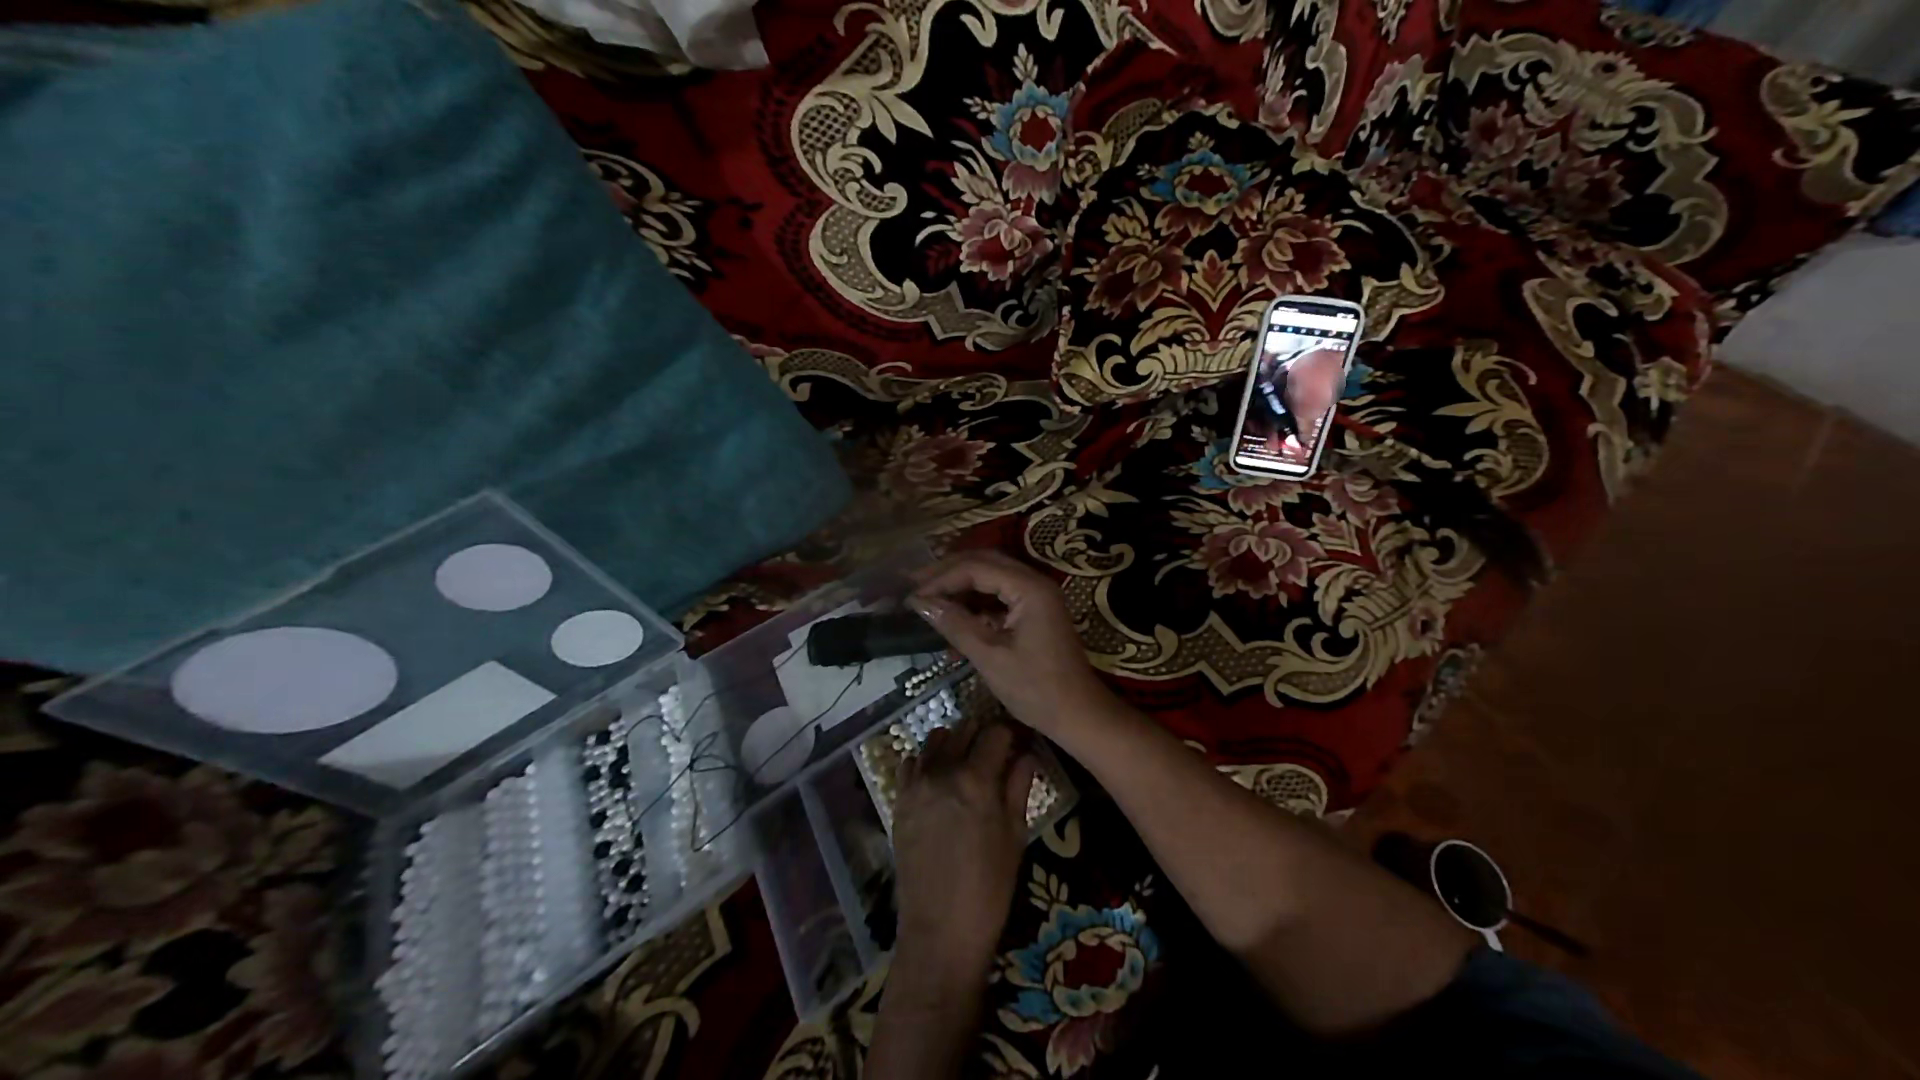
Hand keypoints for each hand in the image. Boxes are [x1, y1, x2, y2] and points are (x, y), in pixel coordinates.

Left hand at [891, 718, 1037, 965]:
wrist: (941, 929)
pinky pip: (911, 764)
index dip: (1011, 733)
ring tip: (968, 763)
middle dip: (983, 734)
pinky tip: (940, 780)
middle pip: (964, 730)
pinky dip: (927, 762)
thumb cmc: (990, 886)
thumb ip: (1018, 786)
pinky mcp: (898, 800)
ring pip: (935, 741)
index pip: (995, 732)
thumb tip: (1027, 754)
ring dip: (954, 743)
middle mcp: (941, 771)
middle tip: (998, 751)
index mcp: (976, 779)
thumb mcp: (1015, 835)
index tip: (1020, 740)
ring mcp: (915, 785)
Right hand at [910, 551, 1113, 734]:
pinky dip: (974, 604)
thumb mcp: (989, 656)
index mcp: (1029, 588)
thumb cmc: (1036, 689)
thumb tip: (919, 603)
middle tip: (913, 583)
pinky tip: (951, 618)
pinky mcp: (1034, 612)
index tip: (911, 595)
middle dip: (947, 572)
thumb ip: (955, 624)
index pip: (976, 568)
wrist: (1078, 715)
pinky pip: (999, 596)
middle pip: (984, 563)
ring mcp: (1037, 597)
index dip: (940, 578)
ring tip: (926, 597)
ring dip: (959, 586)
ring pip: (991, 578)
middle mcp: (1035, 583)